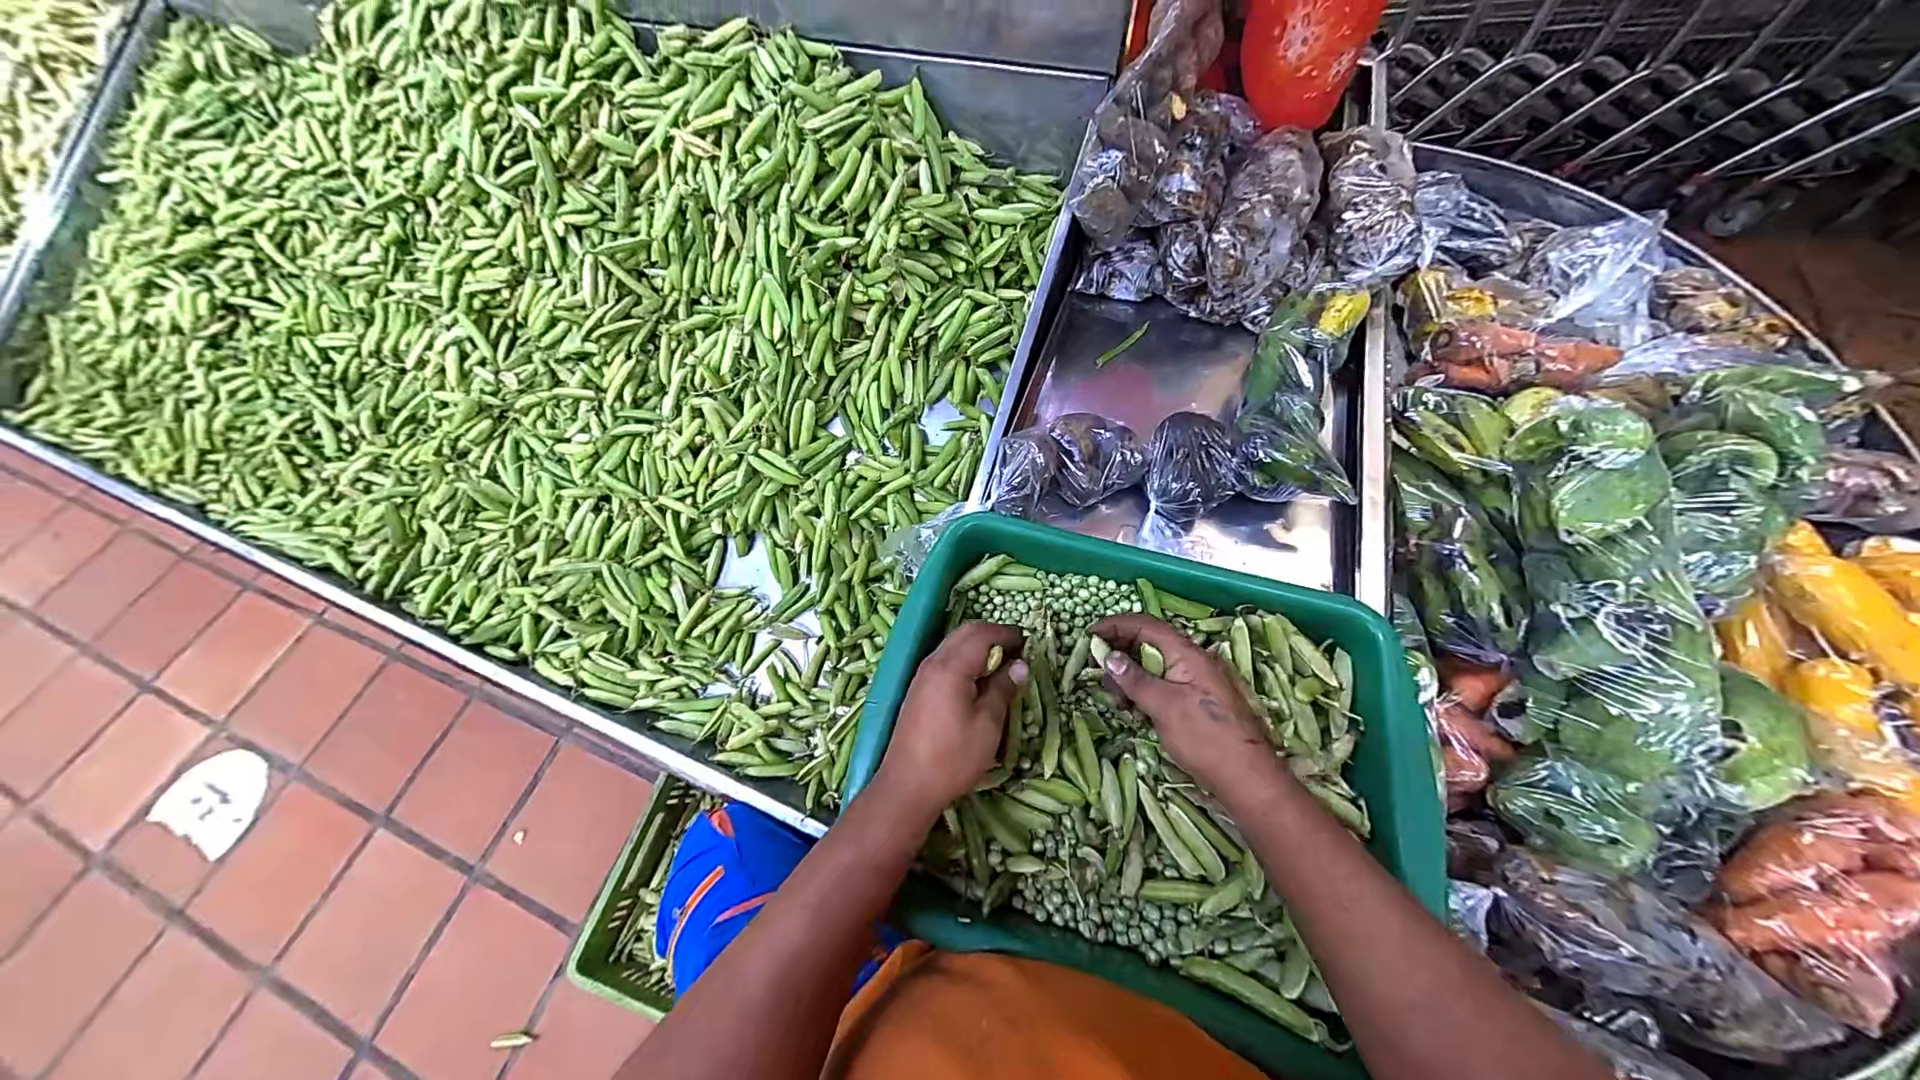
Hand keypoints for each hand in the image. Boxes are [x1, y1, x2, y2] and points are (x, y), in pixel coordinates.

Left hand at [870, 622, 1028, 821]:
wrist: (907, 785)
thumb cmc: (953, 757)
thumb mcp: (988, 724)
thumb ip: (1003, 689)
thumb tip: (1020, 664)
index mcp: (951, 667)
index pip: (982, 634)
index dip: (1007, 634)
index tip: (1029, 643)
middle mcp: (933, 663)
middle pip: (965, 633)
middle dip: (992, 635)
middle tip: (1017, 650)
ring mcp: (922, 676)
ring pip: (953, 645)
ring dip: (977, 646)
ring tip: (1001, 665)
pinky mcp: (918, 690)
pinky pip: (944, 660)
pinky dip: (964, 660)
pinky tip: (977, 681)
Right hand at [1091, 614, 1284, 802]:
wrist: (1245, 777)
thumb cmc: (1204, 738)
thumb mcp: (1163, 706)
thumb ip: (1134, 679)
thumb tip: (1109, 656)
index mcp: (1187, 653)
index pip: (1145, 625)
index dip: (1115, 625)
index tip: (1089, 635)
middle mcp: (1192, 660)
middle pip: (1148, 643)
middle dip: (1120, 655)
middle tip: (1099, 676)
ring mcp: (1195, 680)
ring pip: (1153, 666)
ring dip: (1130, 679)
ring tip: (1119, 704)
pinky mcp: (1195, 700)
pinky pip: (1162, 684)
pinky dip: (1143, 693)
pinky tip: (1135, 712)